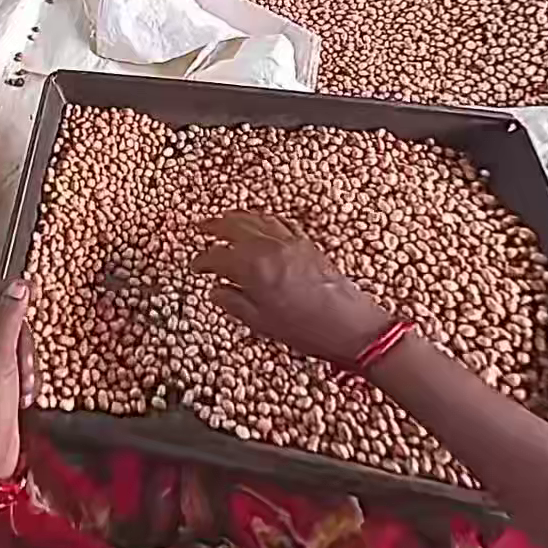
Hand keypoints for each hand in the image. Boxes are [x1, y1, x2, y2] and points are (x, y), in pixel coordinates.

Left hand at [0, 279, 35, 481]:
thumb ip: (9, 317)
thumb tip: (21, 283)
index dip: (11, 291)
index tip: (35, 293)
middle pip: (9, 317)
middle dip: (23, 336)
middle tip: (22, 361)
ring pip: (19, 341)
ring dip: (28, 360)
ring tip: (24, 384)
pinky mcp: (1, 384)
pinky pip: (22, 365)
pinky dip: (28, 377)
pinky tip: (26, 395)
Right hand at [191, 211, 392, 365]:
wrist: (351, 326)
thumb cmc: (307, 330)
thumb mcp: (261, 323)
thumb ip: (234, 302)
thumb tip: (216, 290)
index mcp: (253, 267)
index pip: (218, 257)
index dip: (203, 261)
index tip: (196, 266)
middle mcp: (268, 247)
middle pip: (234, 227)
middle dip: (214, 226)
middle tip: (201, 228)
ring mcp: (288, 242)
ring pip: (256, 219)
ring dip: (237, 217)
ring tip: (225, 219)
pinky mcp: (305, 243)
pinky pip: (278, 222)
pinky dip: (263, 219)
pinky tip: (259, 222)